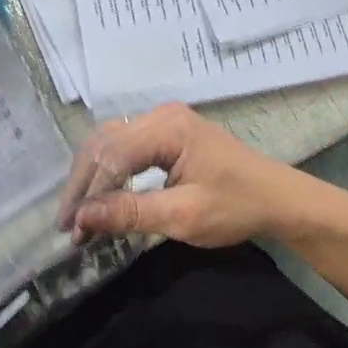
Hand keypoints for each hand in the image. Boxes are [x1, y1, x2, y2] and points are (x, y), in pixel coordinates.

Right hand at [57, 104, 311, 246]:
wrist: (278, 198)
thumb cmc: (237, 207)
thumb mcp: (184, 217)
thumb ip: (132, 213)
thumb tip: (83, 216)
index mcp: (167, 127)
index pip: (111, 155)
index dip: (88, 193)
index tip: (72, 232)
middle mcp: (161, 115)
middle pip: (105, 142)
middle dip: (84, 183)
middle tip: (68, 226)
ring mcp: (165, 121)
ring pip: (111, 142)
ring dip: (94, 177)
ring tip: (81, 217)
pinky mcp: (168, 133)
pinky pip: (127, 146)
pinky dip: (110, 172)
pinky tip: (103, 198)